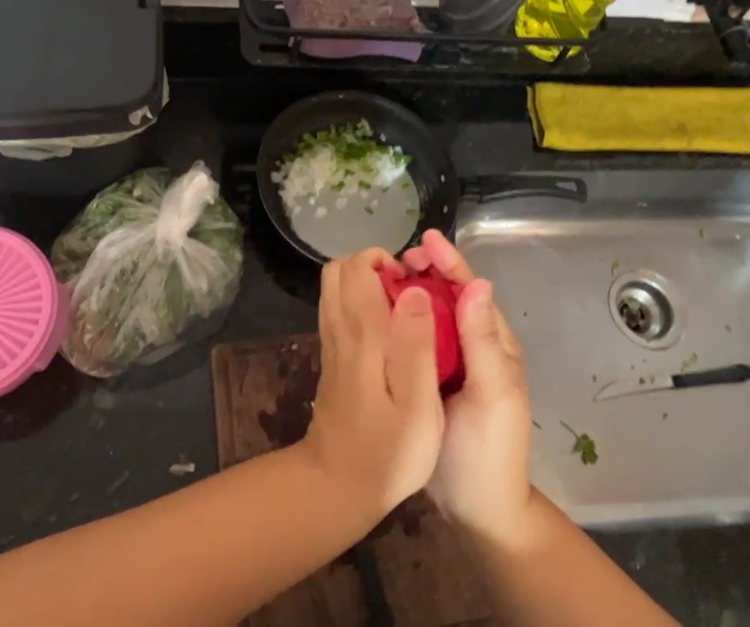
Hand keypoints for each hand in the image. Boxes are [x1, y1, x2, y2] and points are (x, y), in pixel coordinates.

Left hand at [297, 247, 445, 516]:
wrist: (337, 487)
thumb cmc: (388, 451)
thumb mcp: (417, 404)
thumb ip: (416, 343)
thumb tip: (415, 289)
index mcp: (362, 334)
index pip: (358, 268)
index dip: (387, 261)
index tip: (417, 281)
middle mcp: (340, 329)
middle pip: (341, 271)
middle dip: (375, 266)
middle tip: (410, 290)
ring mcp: (332, 345)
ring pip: (336, 290)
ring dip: (366, 284)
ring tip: (404, 309)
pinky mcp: (332, 361)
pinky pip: (338, 312)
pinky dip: (360, 305)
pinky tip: (389, 333)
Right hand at [403, 230, 534, 544]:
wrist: (476, 509)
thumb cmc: (489, 451)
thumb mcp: (493, 395)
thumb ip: (483, 342)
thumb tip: (478, 282)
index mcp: (492, 346)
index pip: (471, 292)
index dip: (450, 263)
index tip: (425, 239)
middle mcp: (472, 349)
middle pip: (448, 298)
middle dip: (425, 272)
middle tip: (394, 259)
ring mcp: (450, 367)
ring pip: (429, 317)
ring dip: (408, 293)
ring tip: (379, 277)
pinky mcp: (427, 384)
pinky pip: (414, 342)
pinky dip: (397, 323)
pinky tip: (374, 317)